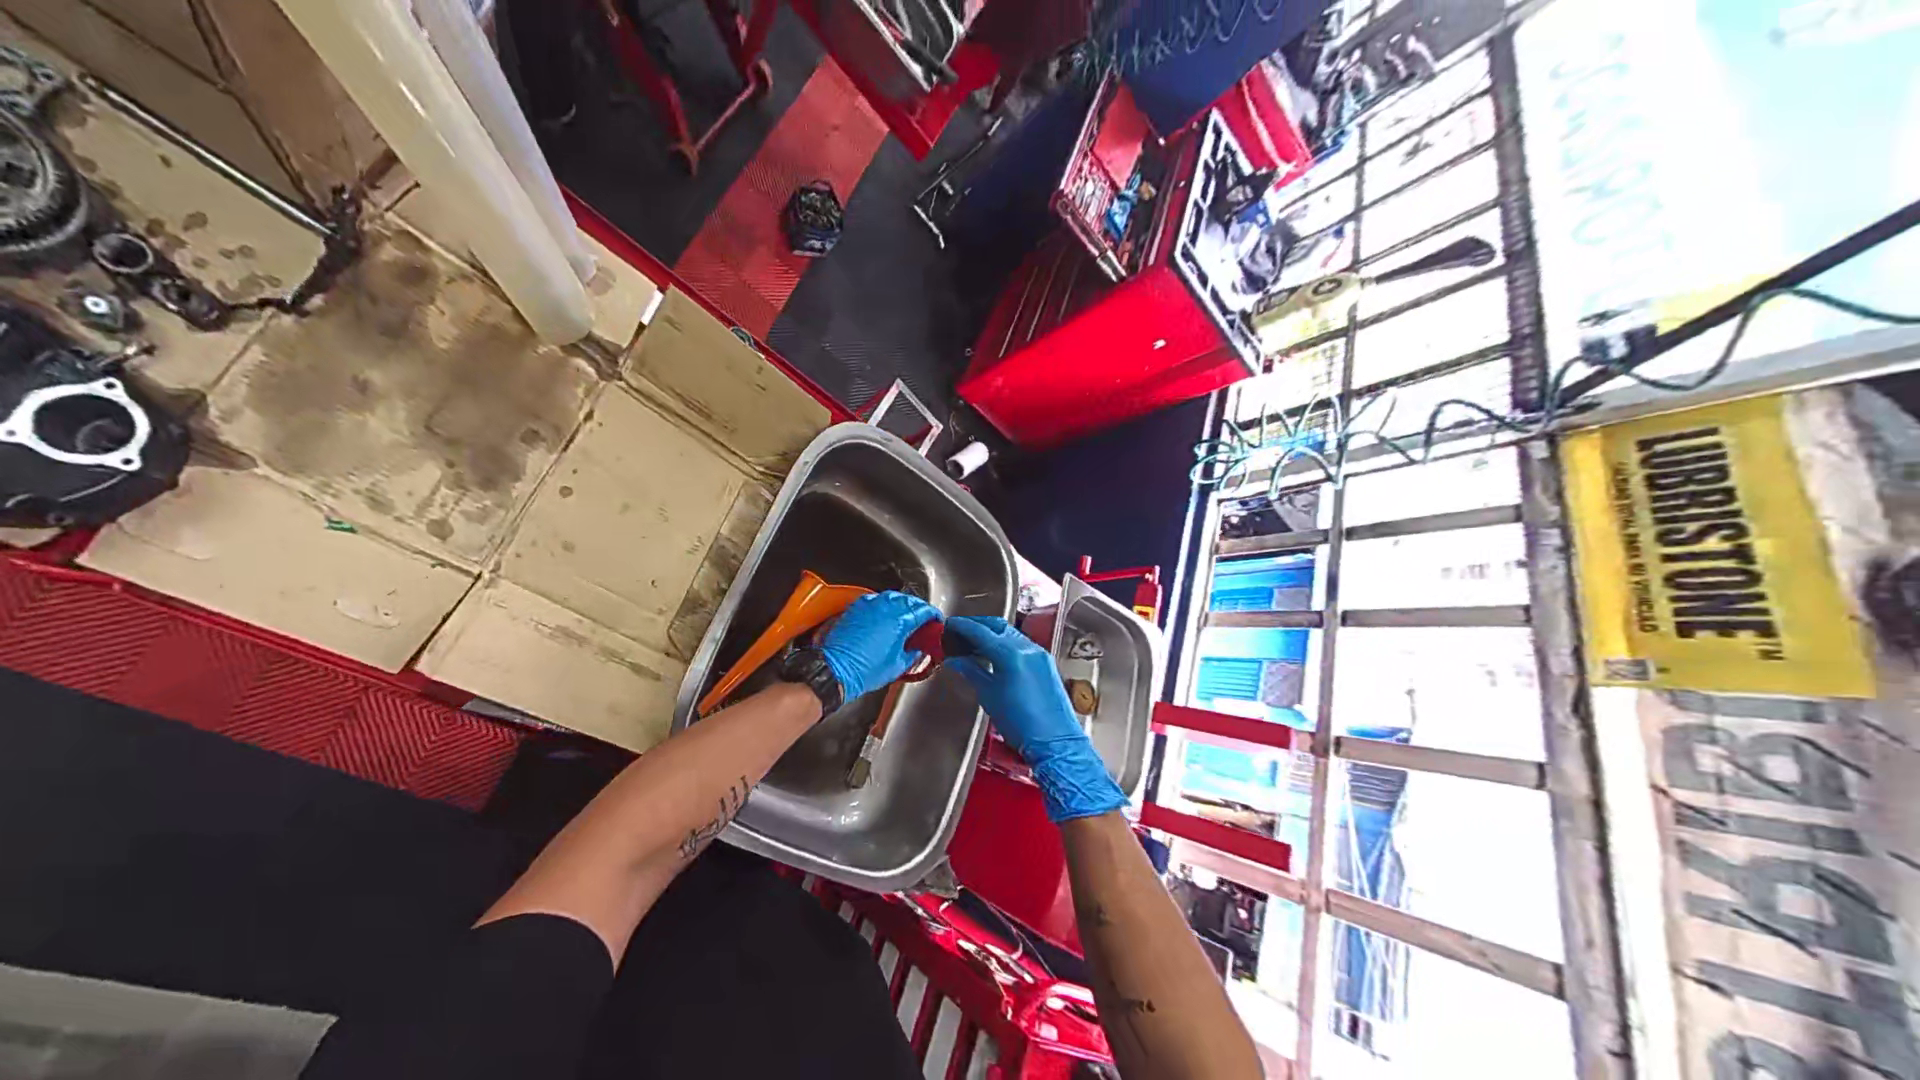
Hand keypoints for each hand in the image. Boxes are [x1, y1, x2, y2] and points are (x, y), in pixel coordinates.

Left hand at [818, 591, 939, 700]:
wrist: (836, 670)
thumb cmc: (864, 670)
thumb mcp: (898, 666)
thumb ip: (913, 653)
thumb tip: (917, 649)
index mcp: (900, 621)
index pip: (924, 611)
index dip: (933, 615)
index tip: (935, 621)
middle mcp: (885, 608)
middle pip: (909, 600)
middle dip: (919, 608)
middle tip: (923, 619)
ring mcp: (869, 606)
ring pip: (892, 596)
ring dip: (902, 604)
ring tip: (905, 615)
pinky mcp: (856, 608)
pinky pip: (875, 599)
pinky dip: (884, 604)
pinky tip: (885, 613)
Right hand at [945, 616, 1126, 822]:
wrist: (1054, 741)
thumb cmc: (1022, 724)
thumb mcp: (988, 695)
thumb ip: (971, 671)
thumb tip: (957, 661)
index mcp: (1010, 654)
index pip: (980, 631)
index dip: (962, 626)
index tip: (950, 625)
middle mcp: (1027, 648)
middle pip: (997, 626)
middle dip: (978, 625)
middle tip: (960, 631)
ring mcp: (1039, 654)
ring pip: (1011, 634)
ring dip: (992, 634)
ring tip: (975, 644)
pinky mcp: (1045, 663)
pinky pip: (1022, 644)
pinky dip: (1006, 644)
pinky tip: (995, 654)